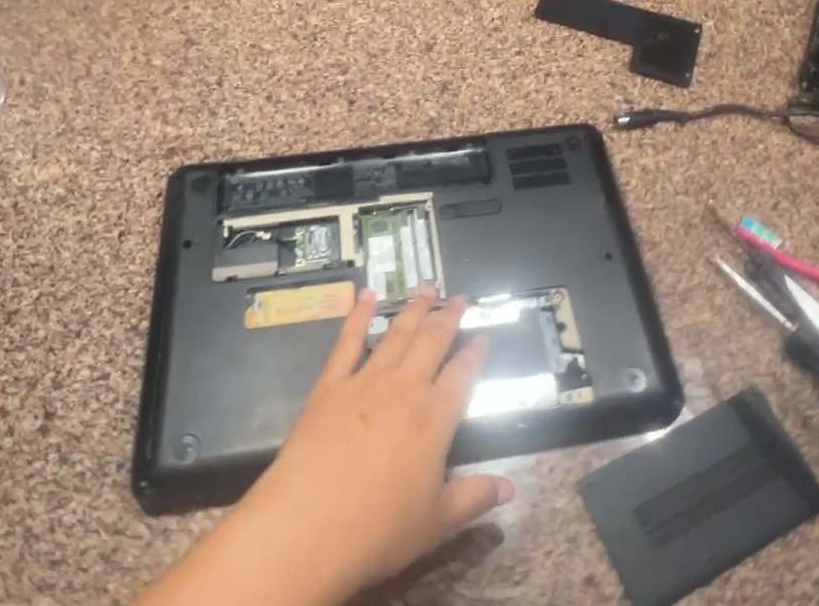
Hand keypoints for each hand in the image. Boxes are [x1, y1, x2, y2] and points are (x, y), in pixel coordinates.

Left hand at [138, 289, 510, 605]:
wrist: (306, 527)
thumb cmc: (378, 529)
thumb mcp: (437, 522)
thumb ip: (475, 498)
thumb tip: (512, 487)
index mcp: (435, 418)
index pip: (463, 375)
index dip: (475, 354)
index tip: (484, 335)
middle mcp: (404, 389)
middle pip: (432, 343)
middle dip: (449, 318)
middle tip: (461, 298)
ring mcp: (365, 383)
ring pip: (396, 335)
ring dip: (413, 310)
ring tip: (426, 289)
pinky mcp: (329, 386)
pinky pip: (346, 342)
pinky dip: (358, 316)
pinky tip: (365, 296)